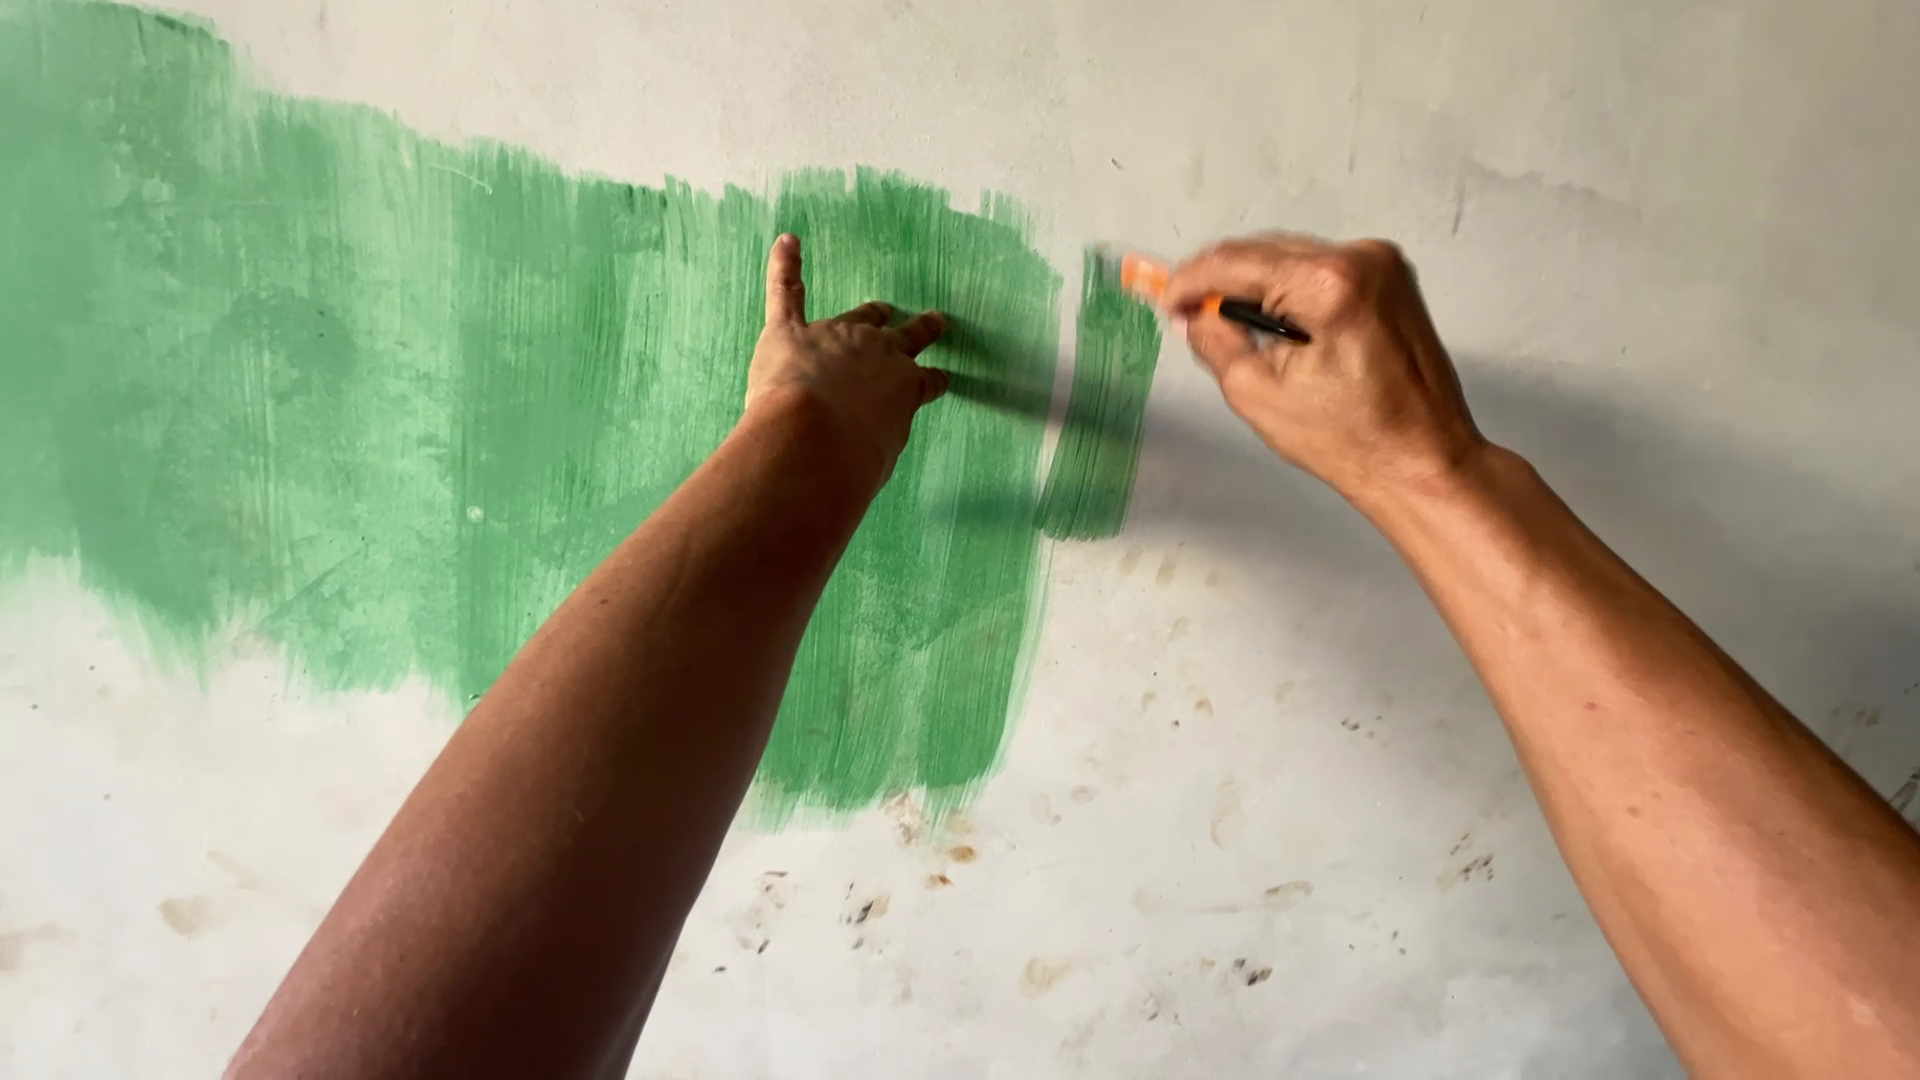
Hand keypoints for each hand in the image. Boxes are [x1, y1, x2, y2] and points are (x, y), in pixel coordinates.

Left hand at [745, 234, 948, 484]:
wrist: (816, 439)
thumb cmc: (854, 460)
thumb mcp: (880, 456)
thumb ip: (877, 437)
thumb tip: (865, 437)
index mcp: (905, 388)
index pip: (927, 382)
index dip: (935, 381)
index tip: (941, 379)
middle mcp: (879, 354)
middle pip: (906, 337)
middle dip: (921, 329)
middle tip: (934, 320)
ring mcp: (838, 337)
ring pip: (860, 317)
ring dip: (872, 311)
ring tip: (880, 305)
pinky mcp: (791, 331)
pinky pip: (788, 291)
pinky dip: (785, 266)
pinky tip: (787, 243)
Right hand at [1164, 234, 1487, 505]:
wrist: (1419, 456)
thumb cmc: (1348, 438)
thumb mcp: (1255, 393)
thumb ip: (1215, 342)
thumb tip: (1194, 315)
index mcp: (1327, 284)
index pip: (1235, 261)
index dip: (1190, 280)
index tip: (1166, 300)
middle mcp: (1359, 258)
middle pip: (1263, 250)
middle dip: (1218, 280)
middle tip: (1186, 313)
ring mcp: (1381, 263)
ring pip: (1289, 256)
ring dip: (1251, 284)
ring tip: (1225, 323)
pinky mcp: (1389, 278)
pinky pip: (1318, 268)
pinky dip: (1285, 288)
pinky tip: (1269, 321)